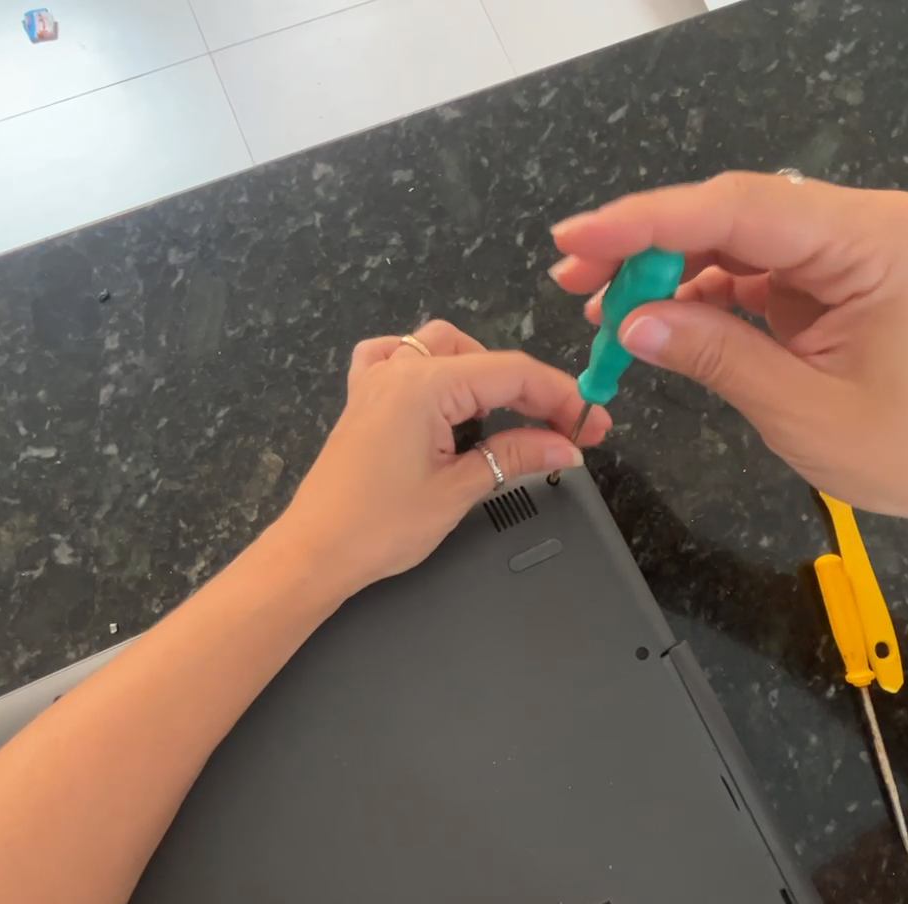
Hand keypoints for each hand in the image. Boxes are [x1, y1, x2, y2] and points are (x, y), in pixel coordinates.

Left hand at [271, 321, 609, 592]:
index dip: (560, 398)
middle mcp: (398, 370)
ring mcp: (375, 381)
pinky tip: (441, 390)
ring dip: (483, 372)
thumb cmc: (377, 528)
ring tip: (507, 412)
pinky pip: (397, 358)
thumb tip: (564, 447)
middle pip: (482, 357)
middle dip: (528, 388)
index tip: (591, 425)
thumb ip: (515, 457)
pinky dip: (429, 366)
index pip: (511, 375)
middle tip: (560, 429)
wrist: (315, 553)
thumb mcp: (457, 491)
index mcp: (423, 385)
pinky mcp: (364, 400)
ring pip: (442, 347)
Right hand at [549, 172, 907, 539]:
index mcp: (874, 241)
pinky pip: (750, 278)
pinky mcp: (831, 286)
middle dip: (647, 245)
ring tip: (601, 304)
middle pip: (733, 217)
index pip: (741, 209)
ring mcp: (846, 257)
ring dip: (666, 273)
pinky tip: (655, 320)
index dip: (648, 221)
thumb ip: (714, 355)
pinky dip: (698, 299)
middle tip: (574, 275)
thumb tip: (631, 323)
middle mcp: (862, 229)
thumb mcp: (799, 408)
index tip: (577, 239)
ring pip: (734, 245)